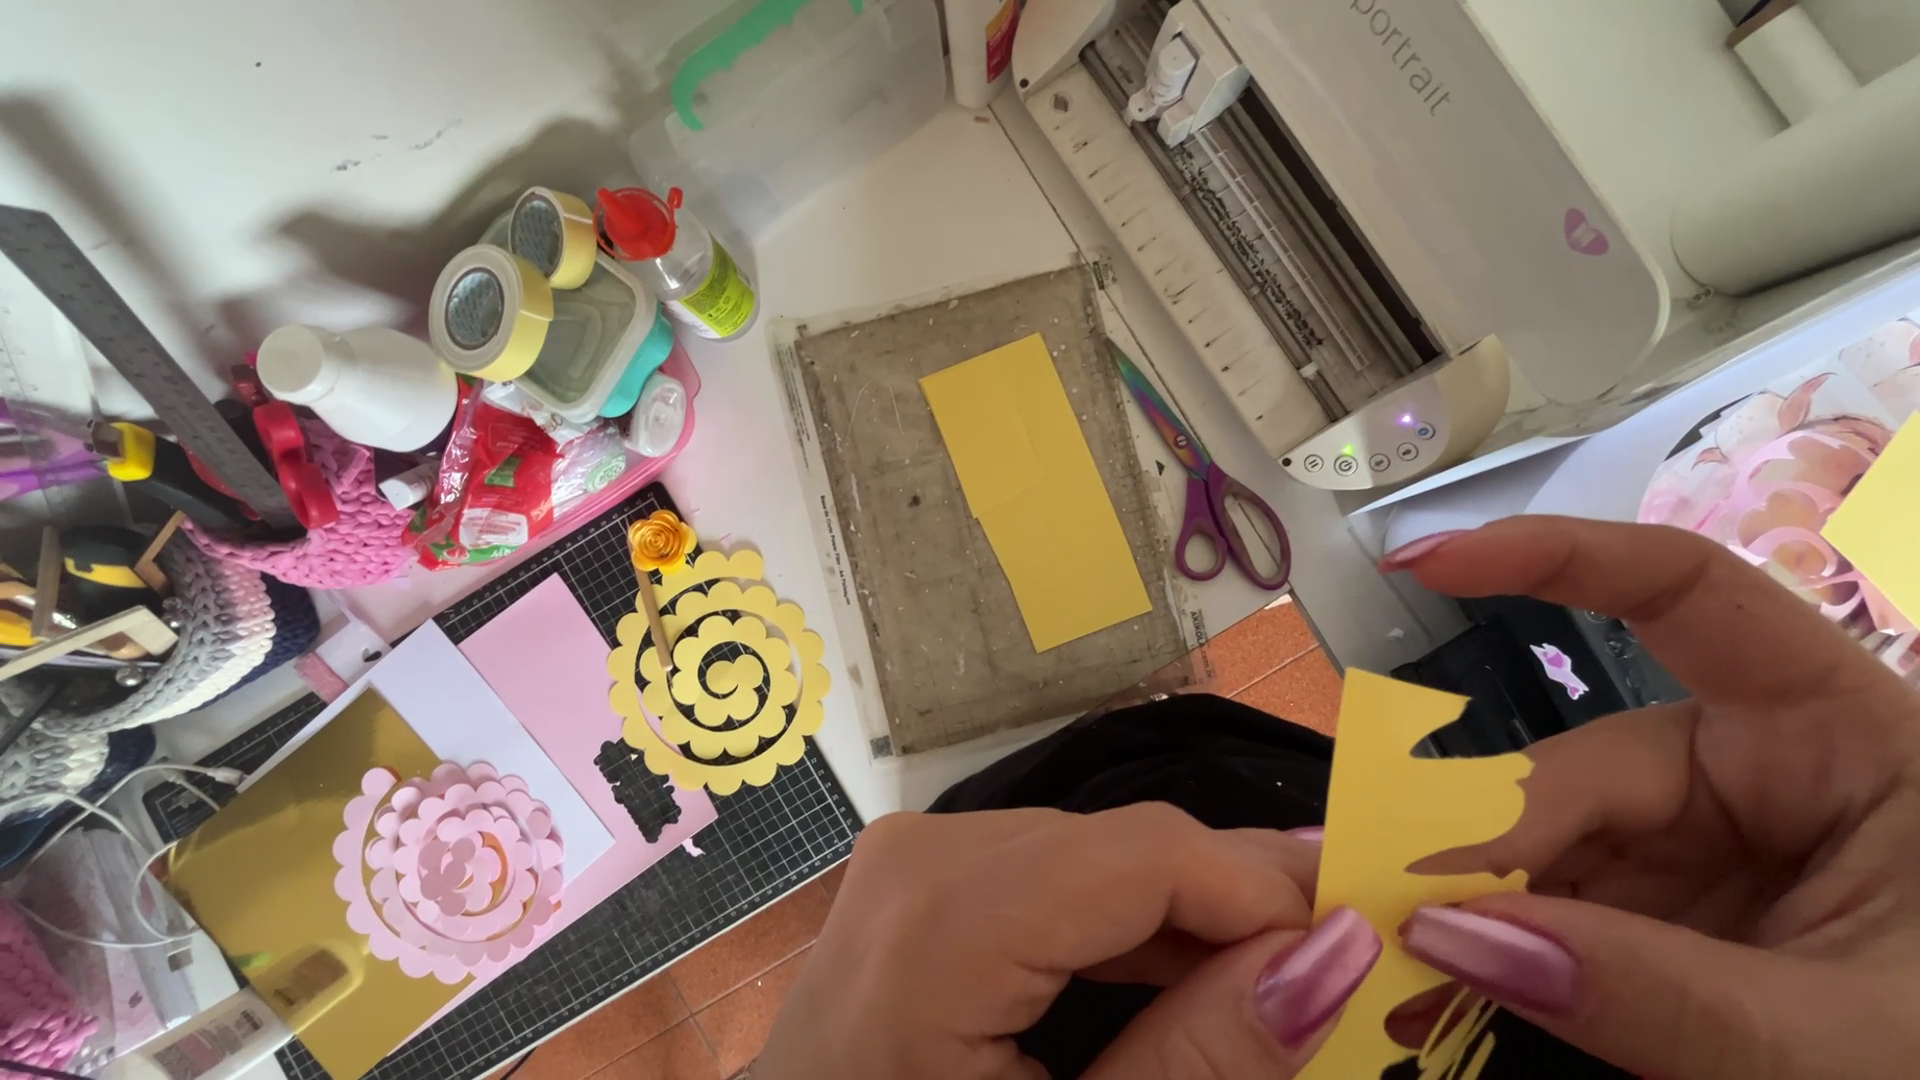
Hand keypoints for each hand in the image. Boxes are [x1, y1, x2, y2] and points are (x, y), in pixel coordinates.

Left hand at [753, 804, 1363, 1078]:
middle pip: (1119, 845)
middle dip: (1236, 898)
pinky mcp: (921, 871)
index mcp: (943, 914)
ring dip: (1186, 909)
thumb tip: (1330, 961)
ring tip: (1285, 961)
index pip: (1143, 852)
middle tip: (1350, 947)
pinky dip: (1121, 918)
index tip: (1368, 931)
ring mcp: (916, 852)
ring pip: (1092, 853)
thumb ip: (1197, 1060)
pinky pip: (1048, 873)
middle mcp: (926, 849)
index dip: (1265, 886)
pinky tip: (1183, 965)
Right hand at [1383, 517, 1919, 1078]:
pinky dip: (1493, 934)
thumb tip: (1439, 929)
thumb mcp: (1856, 1047)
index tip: (1422, 564)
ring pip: (1548, 839)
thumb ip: (1655, 994)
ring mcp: (1699, 840)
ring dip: (1477, 898)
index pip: (1685, 594)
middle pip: (1579, 770)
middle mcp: (1754, 770)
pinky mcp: (1660, 903)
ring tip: (1402, 946)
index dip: (1549, 557)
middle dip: (1489, 839)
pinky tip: (1444, 963)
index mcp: (1843, 740)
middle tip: (1395, 899)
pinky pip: (1553, 895)